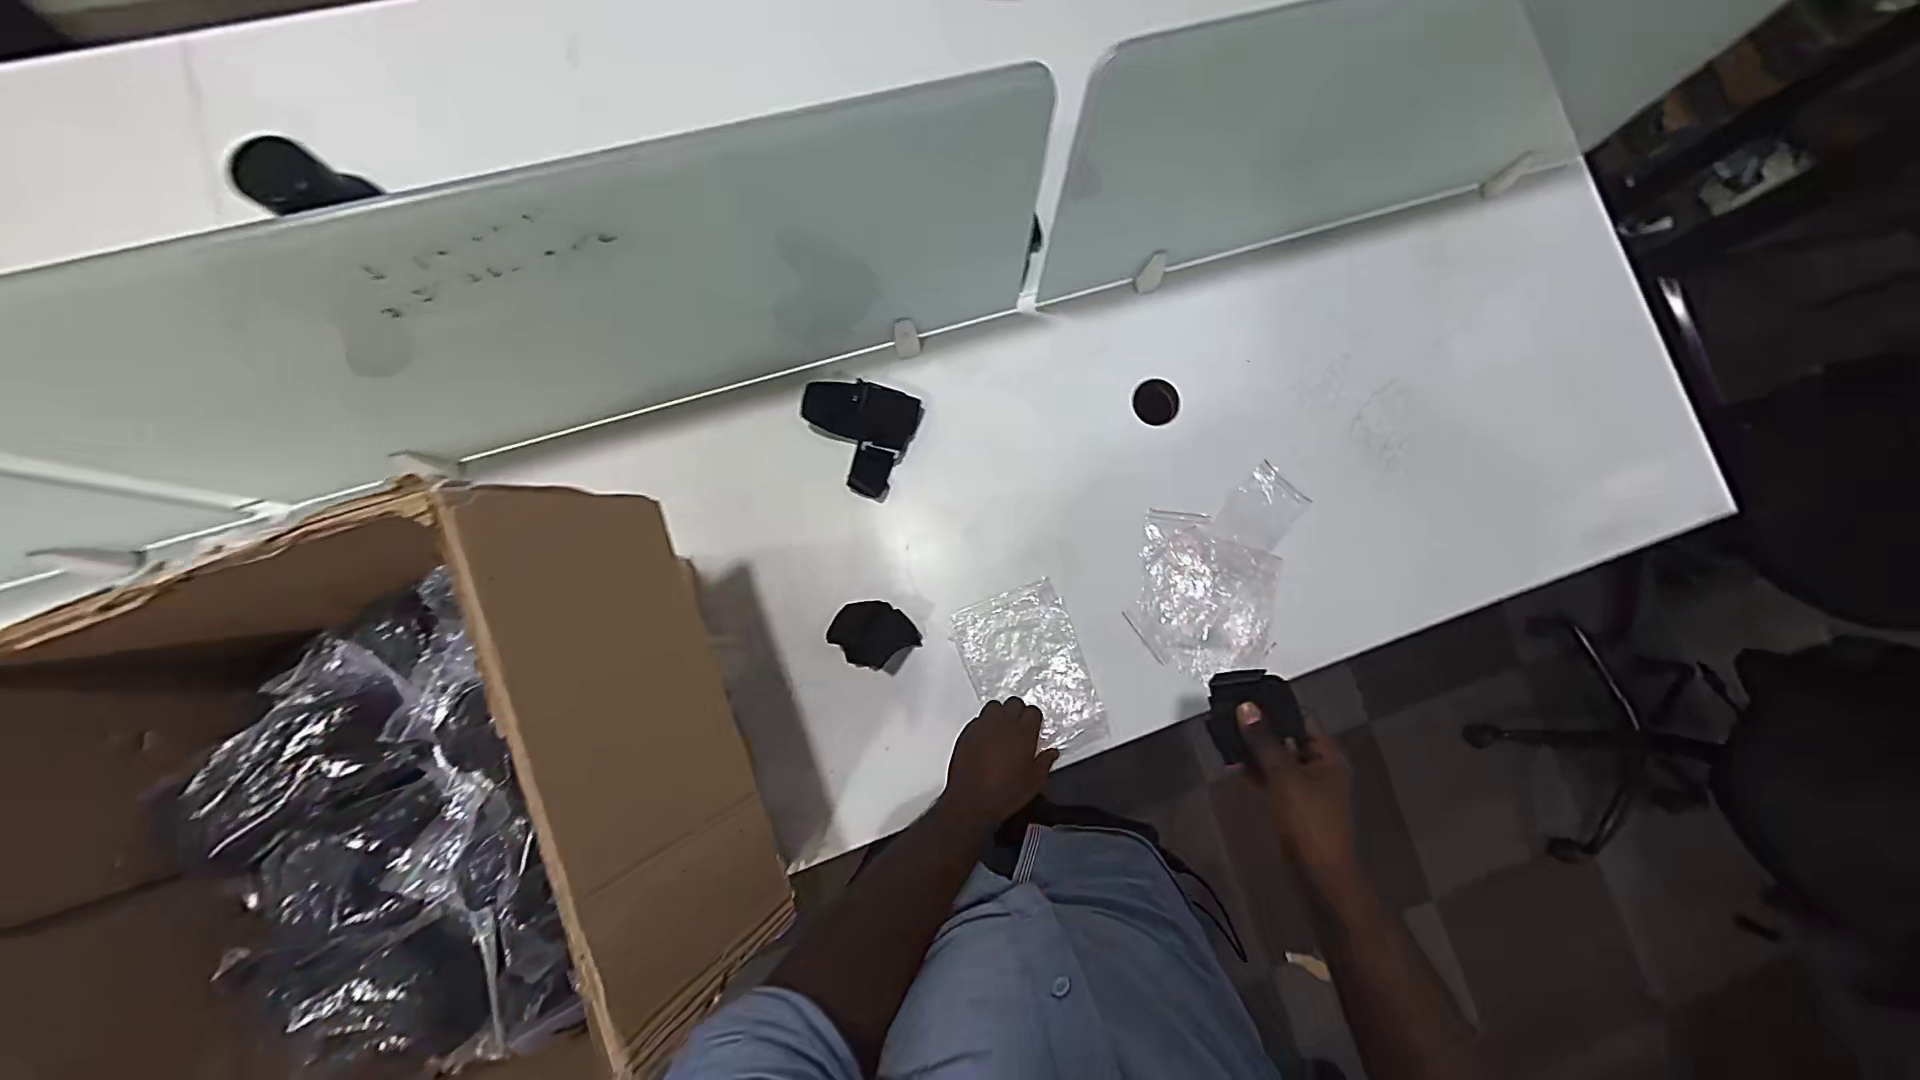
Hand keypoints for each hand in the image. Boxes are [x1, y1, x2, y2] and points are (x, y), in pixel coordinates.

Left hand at [939, 698, 1059, 834]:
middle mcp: (1003, 724)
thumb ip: (1044, 762)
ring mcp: (984, 725)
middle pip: (1014, 703)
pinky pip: (979, 719)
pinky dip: (985, 724)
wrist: (972, 799)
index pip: (1033, 711)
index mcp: (1023, 733)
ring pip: (995, 706)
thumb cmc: (1003, 792)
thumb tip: (1051, 753)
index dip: (1034, 719)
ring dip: (1000, 714)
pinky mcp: (968, 732)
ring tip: (1003, 729)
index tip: (1034, 728)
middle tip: (1020, 726)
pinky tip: (987, 739)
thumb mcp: (1034, 781)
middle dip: (1018, 711)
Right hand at [1236, 702, 1356, 878]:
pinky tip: (1234, 765)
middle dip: (1260, 727)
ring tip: (1226, 737)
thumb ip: (1264, 741)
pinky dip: (1255, 770)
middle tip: (1230, 716)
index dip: (1276, 705)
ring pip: (1277, 757)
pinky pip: (1272, 776)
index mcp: (1328, 755)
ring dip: (1255, 749)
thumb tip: (1247, 708)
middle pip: (1288, 736)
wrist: (1320, 875)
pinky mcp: (1293, 802)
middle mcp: (1320, 766)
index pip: (1302, 716)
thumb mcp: (1283, 776)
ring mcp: (1307, 785)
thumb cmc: (1309, 821)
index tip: (1247, 696)